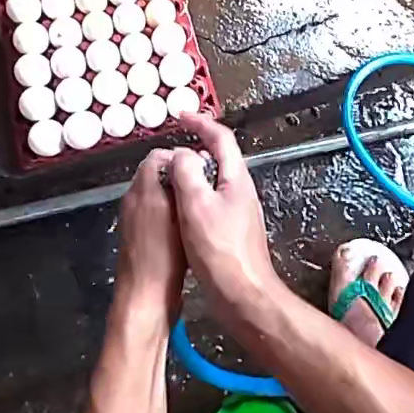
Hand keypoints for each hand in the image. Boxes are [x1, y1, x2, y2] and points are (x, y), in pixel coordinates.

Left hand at [115, 148, 185, 326]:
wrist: (145, 297)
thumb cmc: (165, 257)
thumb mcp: (180, 214)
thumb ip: (180, 184)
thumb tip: (186, 164)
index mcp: (142, 188)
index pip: (158, 156)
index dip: (181, 158)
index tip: (199, 169)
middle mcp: (132, 198)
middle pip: (155, 172)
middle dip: (177, 176)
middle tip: (199, 188)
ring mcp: (131, 217)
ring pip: (154, 193)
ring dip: (172, 195)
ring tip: (195, 207)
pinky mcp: (135, 235)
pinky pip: (152, 212)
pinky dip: (166, 212)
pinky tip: (184, 227)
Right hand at [166, 114, 284, 332]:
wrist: (244, 295)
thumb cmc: (220, 250)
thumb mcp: (197, 205)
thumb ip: (187, 172)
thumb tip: (181, 154)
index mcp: (235, 179)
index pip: (220, 138)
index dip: (200, 123)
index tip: (180, 117)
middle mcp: (240, 190)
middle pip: (218, 157)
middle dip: (195, 146)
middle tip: (171, 147)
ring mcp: (237, 211)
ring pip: (213, 180)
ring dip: (192, 171)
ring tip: (169, 174)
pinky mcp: (230, 230)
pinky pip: (209, 200)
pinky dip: (192, 194)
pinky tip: (178, 207)